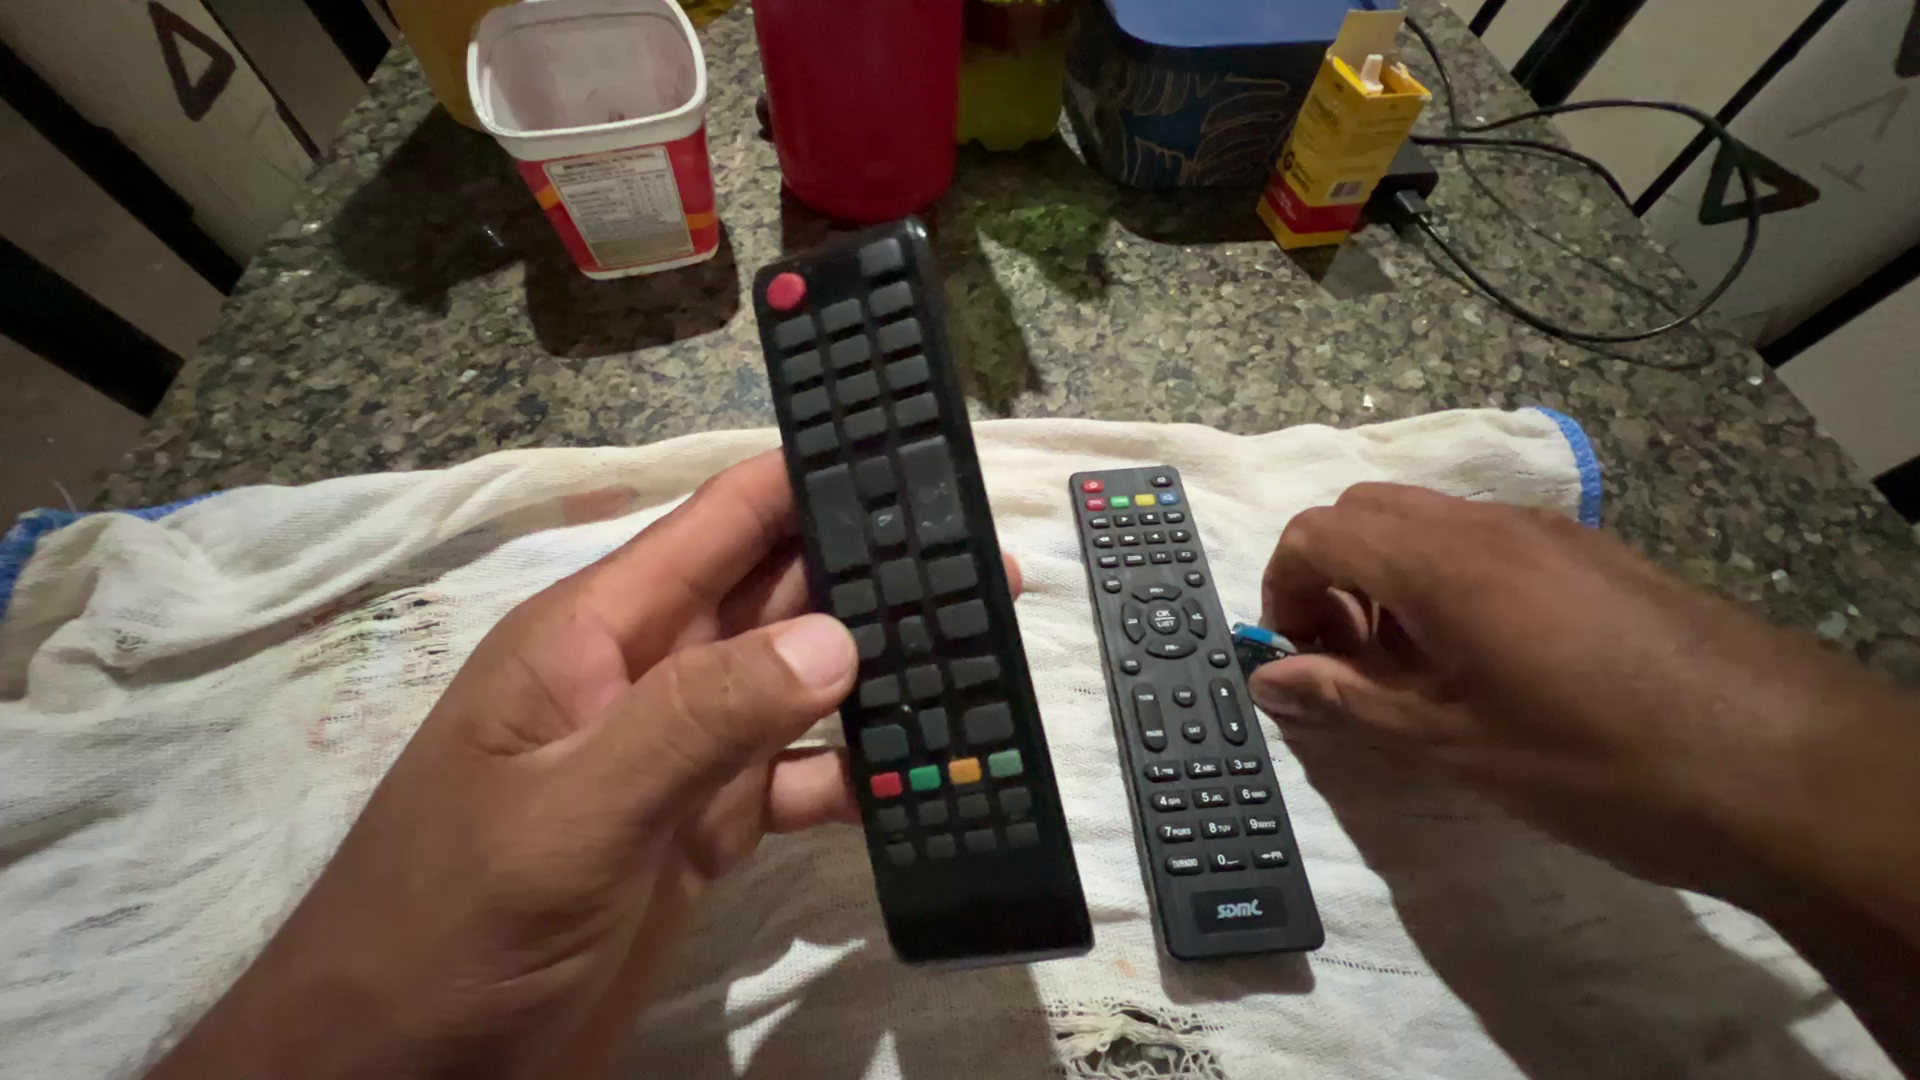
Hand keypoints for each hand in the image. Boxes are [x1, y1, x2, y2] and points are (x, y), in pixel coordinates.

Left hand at [150, 452, 1020, 1079]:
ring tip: (973, 656)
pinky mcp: (710, 820)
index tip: (897, 458)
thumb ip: (700, 718)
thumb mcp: (574, 814)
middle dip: (871, 575)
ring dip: (878, 673)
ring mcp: (686, 749)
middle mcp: (653, 672)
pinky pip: (799, 773)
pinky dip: (853, 772)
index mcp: (602, 632)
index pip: (720, 525)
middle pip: (779, 596)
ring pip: (801, 682)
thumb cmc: (453, 931)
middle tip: (977, 565)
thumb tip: (835, 640)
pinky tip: (914, 778)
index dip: (803, 481)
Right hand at [1247, 483, 1919, 916]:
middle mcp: (1485, 525)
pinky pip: (1479, 534)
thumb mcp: (1448, 743)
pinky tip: (1479, 649)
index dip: (1283, 587)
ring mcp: (1544, 530)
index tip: (1298, 649)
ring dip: (1382, 570)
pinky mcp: (1588, 550)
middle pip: (1361, 509)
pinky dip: (1439, 572)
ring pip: (1420, 516)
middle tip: (1346, 647)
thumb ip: (1343, 699)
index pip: (1315, 533)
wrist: (1799, 775)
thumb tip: (1265, 680)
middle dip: (1327, 570)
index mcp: (1440, 564)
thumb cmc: (1595, 762)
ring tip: (1410, 654)